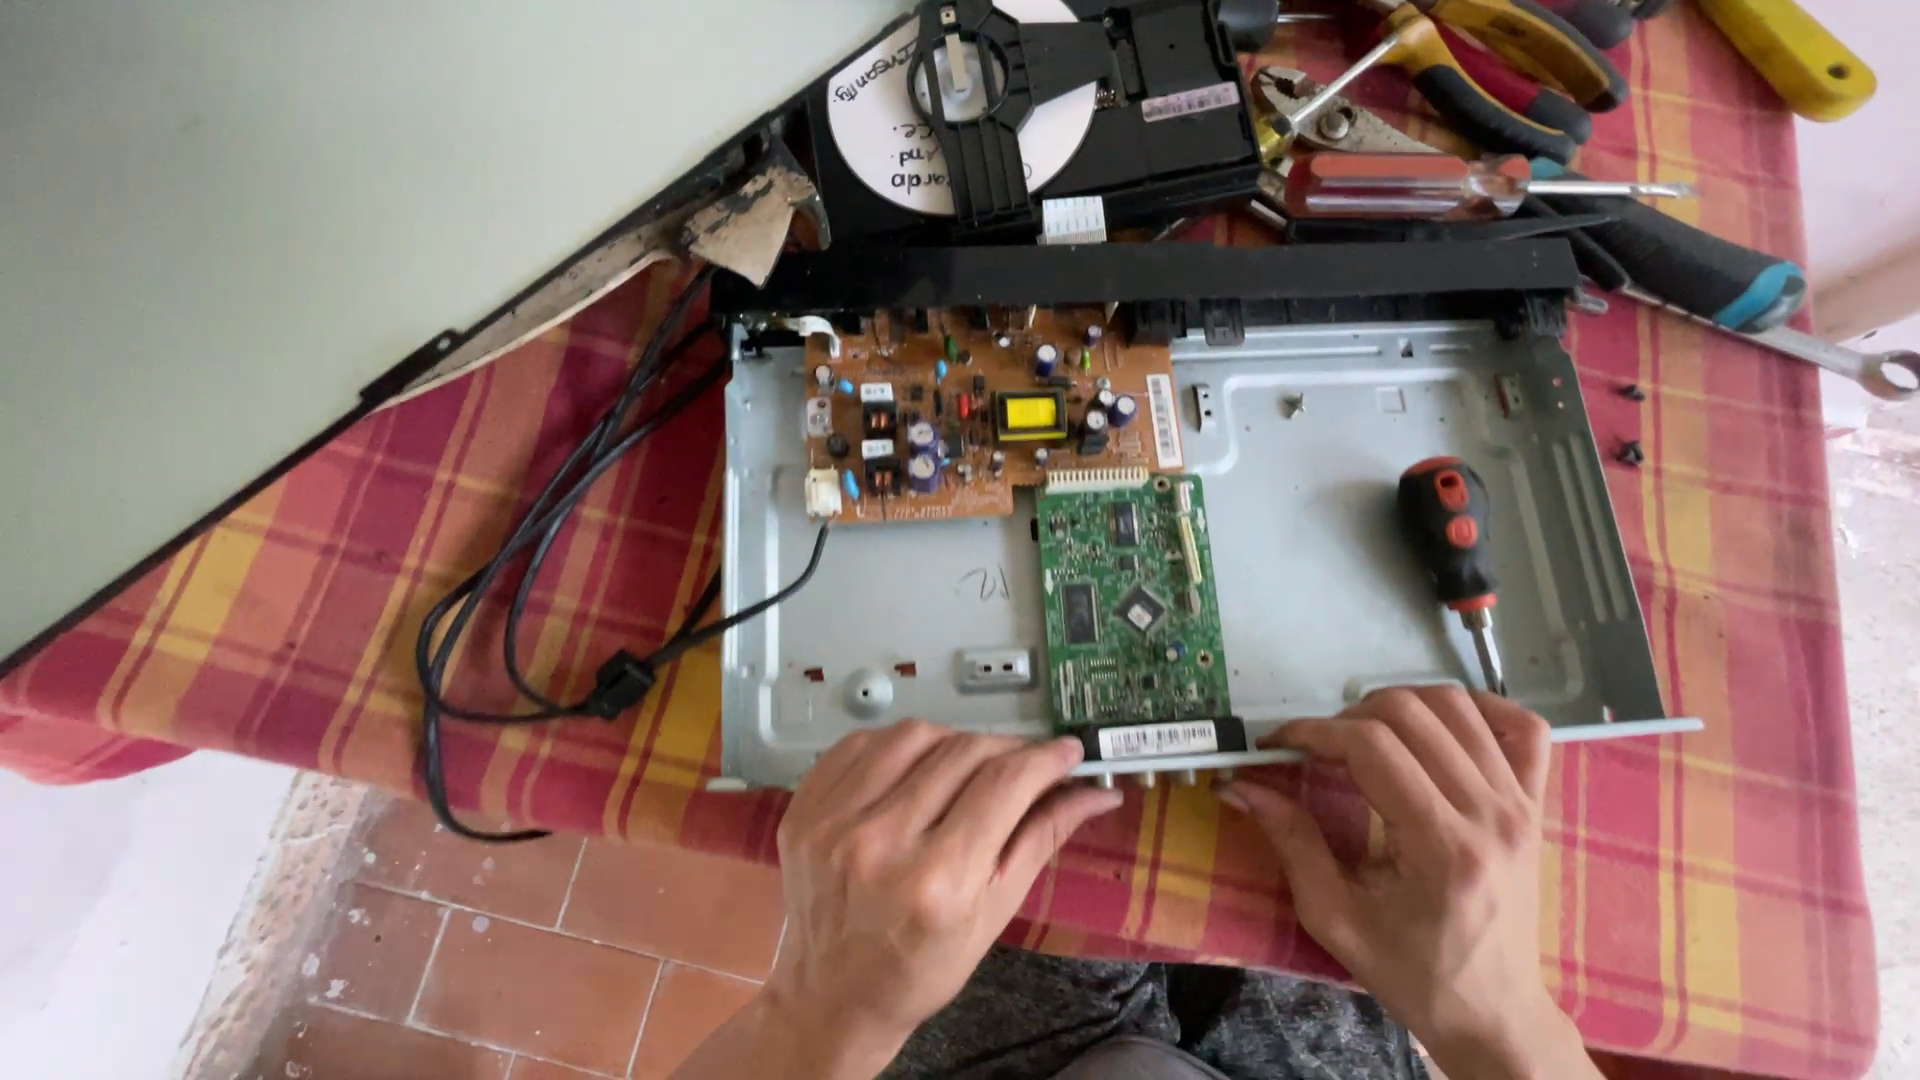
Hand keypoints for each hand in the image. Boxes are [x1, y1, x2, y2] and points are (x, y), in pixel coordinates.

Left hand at [675, 722, 1123, 1079]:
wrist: (832, 996)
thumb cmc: (920, 967)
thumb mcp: (994, 913)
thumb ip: (1042, 838)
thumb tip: (1094, 792)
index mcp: (937, 881)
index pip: (1005, 784)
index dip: (1044, 757)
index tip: (1065, 750)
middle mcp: (881, 842)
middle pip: (962, 750)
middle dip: (1005, 747)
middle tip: (1022, 761)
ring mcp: (834, 820)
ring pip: (914, 734)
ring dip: (952, 740)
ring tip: (965, 766)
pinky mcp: (806, 806)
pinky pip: (862, 742)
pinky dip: (898, 744)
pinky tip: (914, 767)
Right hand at [1219, 686, 1598, 1079]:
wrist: (1492, 1012)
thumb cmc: (1408, 970)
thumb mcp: (1332, 914)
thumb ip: (1289, 839)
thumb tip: (1238, 784)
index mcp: (1442, 847)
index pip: (1371, 746)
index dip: (1313, 732)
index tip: (1278, 745)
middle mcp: (1491, 814)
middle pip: (1410, 714)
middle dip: (1346, 717)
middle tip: (1319, 749)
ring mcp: (1522, 804)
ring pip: (1457, 706)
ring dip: (1397, 705)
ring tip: (1366, 735)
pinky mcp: (1536, 804)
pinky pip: (1521, 725)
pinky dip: (1476, 708)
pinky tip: (1436, 726)